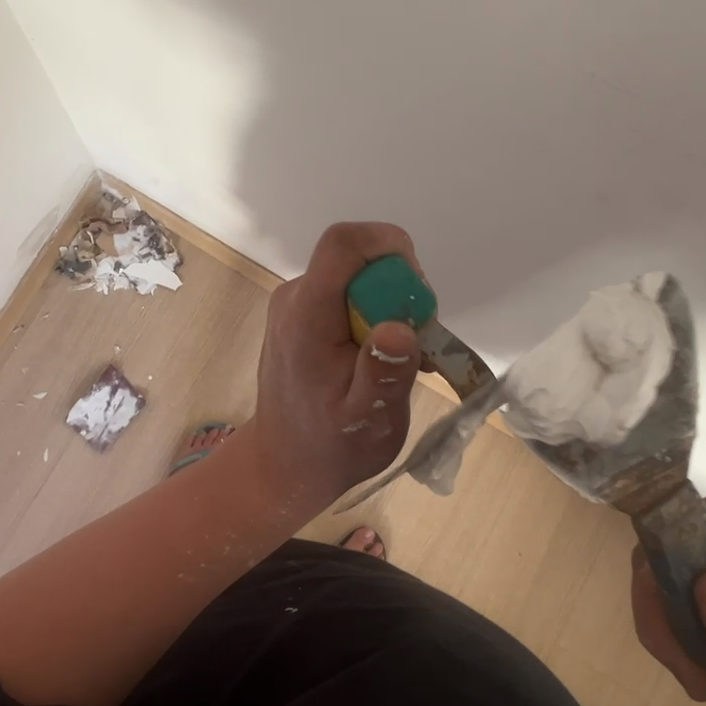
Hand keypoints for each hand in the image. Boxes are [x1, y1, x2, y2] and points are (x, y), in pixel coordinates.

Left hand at [244, 222, 423, 511]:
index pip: (343, 244)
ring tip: (401, 360)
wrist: (285, 461)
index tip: (419, 293)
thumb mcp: (367, 420)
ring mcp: (298, 302)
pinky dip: (376, 316)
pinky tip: (382, 360)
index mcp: (307, 314)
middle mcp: (297, 296)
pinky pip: (350, 293)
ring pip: (358, 276)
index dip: (388, 247)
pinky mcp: (305, 313)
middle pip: (358, 259)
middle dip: (400, 289)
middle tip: (419, 339)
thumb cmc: (328, 445)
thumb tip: (399, 329)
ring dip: (391, 307)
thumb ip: (383, 374)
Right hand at [632, 490, 705, 705]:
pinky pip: (663, 604)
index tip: (668, 578)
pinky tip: (693, 681)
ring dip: (657, 616)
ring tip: (689, 676)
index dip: (693, 525)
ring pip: (665, 568)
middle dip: (661, 582)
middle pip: (686, 535)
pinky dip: (660, 635)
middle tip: (672, 644)